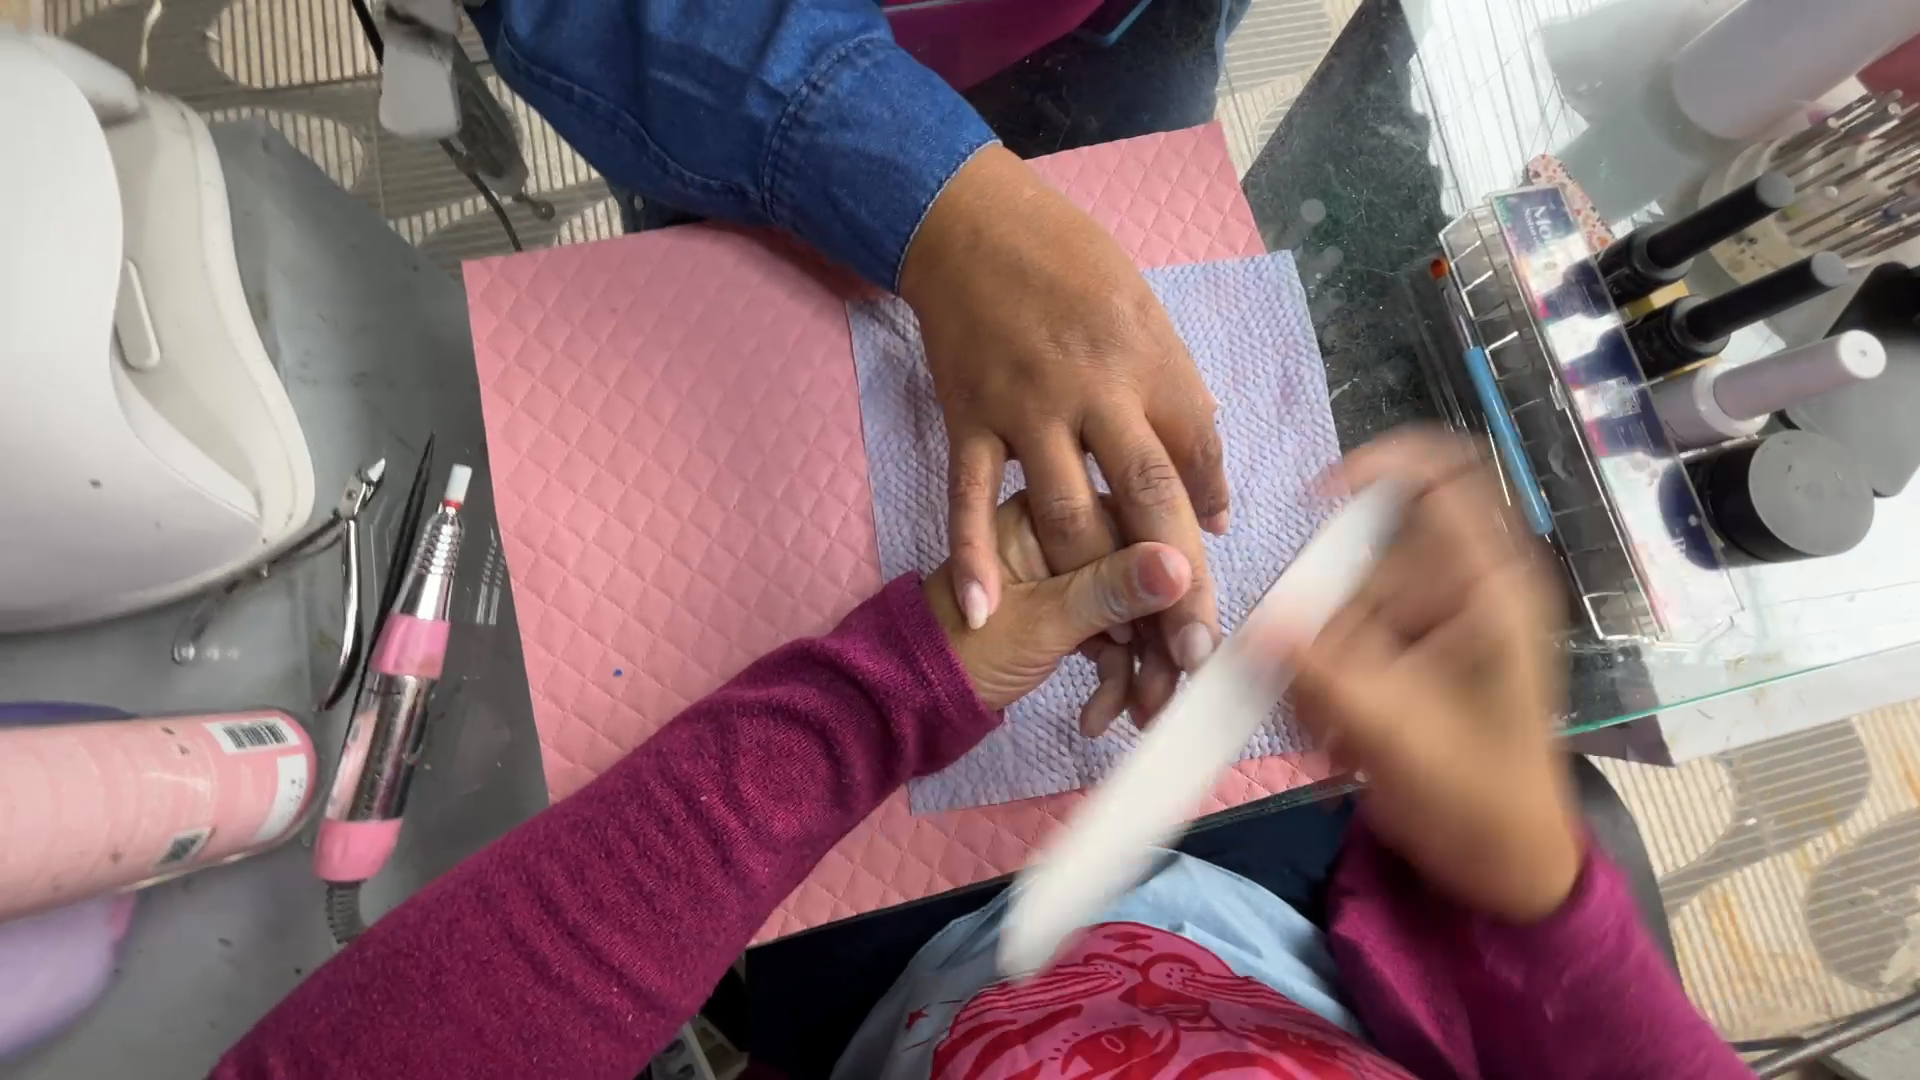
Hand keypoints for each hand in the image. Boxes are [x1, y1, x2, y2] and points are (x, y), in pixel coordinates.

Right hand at [899, 145, 1227, 686]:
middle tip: (1188, 656)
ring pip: (1064, 510)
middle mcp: (1094, 388)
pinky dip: (974, 556)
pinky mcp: (967, 419)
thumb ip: (1182, 408)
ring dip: (1088, 584)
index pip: (1196, 459)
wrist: (971, 226)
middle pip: (1144, 496)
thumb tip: (1215, 504)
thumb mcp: (1148, 320)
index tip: (1213, 595)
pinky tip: (984, 611)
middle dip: (1171, 580)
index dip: (1210, 532)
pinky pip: (970, 496)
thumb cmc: (1071, 268)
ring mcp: (1025, 406)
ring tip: (1112, 648)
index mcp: (1148, 360)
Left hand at [924, 494, 1193, 733]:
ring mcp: (1067, 574)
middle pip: (1140, 578)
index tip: (1195, 645)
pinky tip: (1099, 715)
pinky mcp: (1067, 610)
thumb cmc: (963, 648)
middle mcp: (1064, 534)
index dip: (1174, 591)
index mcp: (1049, 511)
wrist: (914, 694)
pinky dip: (1113, 675)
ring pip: (1130, 613)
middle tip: (1165, 699)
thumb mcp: (1041, 620)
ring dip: (1140, 669)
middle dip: (1157, 644)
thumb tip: (1180, 564)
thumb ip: (1110, 590)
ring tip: (1137, 717)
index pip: (1138, 534)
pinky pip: (1109, 636)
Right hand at [1269, 430, 1579, 921]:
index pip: (1442, 477)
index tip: (1313, 502)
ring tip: (1338, 728)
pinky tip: (1339, 731)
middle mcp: (1454, 589)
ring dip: (1315, 660)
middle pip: (1358, 552)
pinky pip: (1326, 634)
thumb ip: (1326, 675)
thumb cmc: (1478, 799)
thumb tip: (1255, 624)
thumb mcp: (1403, 737)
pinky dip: (1316, 678)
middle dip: (1323, 614)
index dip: (1378, 468)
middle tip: (1320, 686)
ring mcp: (1419, 621)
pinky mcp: (1392, 650)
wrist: (1496, 862)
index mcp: (1487, 587)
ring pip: (1332, 599)